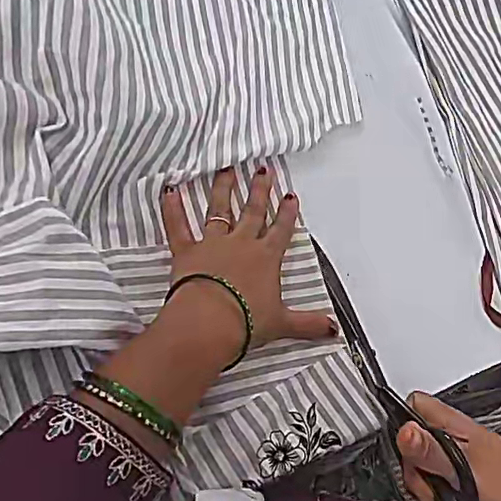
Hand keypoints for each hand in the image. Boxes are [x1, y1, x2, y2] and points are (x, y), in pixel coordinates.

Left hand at [158, 168, 335, 361]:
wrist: (210, 322)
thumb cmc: (246, 321)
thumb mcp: (282, 323)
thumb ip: (307, 323)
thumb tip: (331, 330)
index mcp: (267, 258)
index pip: (281, 230)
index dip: (287, 213)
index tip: (290, 196)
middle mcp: (242, 244)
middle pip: (253, 211)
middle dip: (260, 190)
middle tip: (263, 170)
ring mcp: (213, 245)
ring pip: (219, 210)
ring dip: (223, 189)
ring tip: (225, 170)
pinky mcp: (187, 252)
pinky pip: (178, 227)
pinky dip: (172, 209)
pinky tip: (168, 191)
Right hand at [396, 393, 500, 500]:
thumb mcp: (464, 468)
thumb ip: (431, 451)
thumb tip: (404, 432)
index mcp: (453, 425)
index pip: (412, 408)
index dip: (401, 428)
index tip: (404, 455)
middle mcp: (453, 435)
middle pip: (412, 443)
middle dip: (413, 471)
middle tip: (426, 489)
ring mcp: (457, 454)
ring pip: (422, 463)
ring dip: (423, 488)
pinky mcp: (461, 473)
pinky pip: (435, 479)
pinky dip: (434, 495)